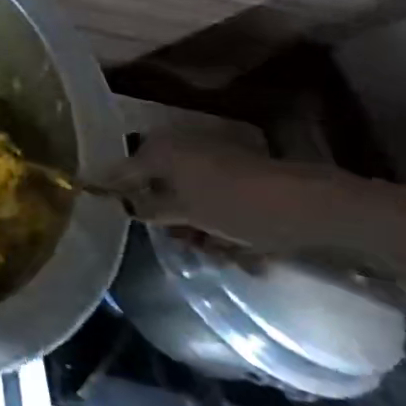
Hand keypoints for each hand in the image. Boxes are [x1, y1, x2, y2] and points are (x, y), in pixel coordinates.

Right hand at [90, 134, 358, 255]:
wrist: (312, 206)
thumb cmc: (235, 205)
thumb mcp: (184, 211)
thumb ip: (147, 207)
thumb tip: (123, 204)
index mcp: (158, 150)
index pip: (121, 170)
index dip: (108, 188)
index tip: (93, 201)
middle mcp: (179, 149)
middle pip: (158, 186)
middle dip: (167, 218)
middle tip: (179, 244)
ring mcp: (211, 161)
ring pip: (191, 198)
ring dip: (199, 228)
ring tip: (219, 257)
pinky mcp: (240, 177)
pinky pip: (218, 202)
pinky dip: (224, 225)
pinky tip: (244, 254)